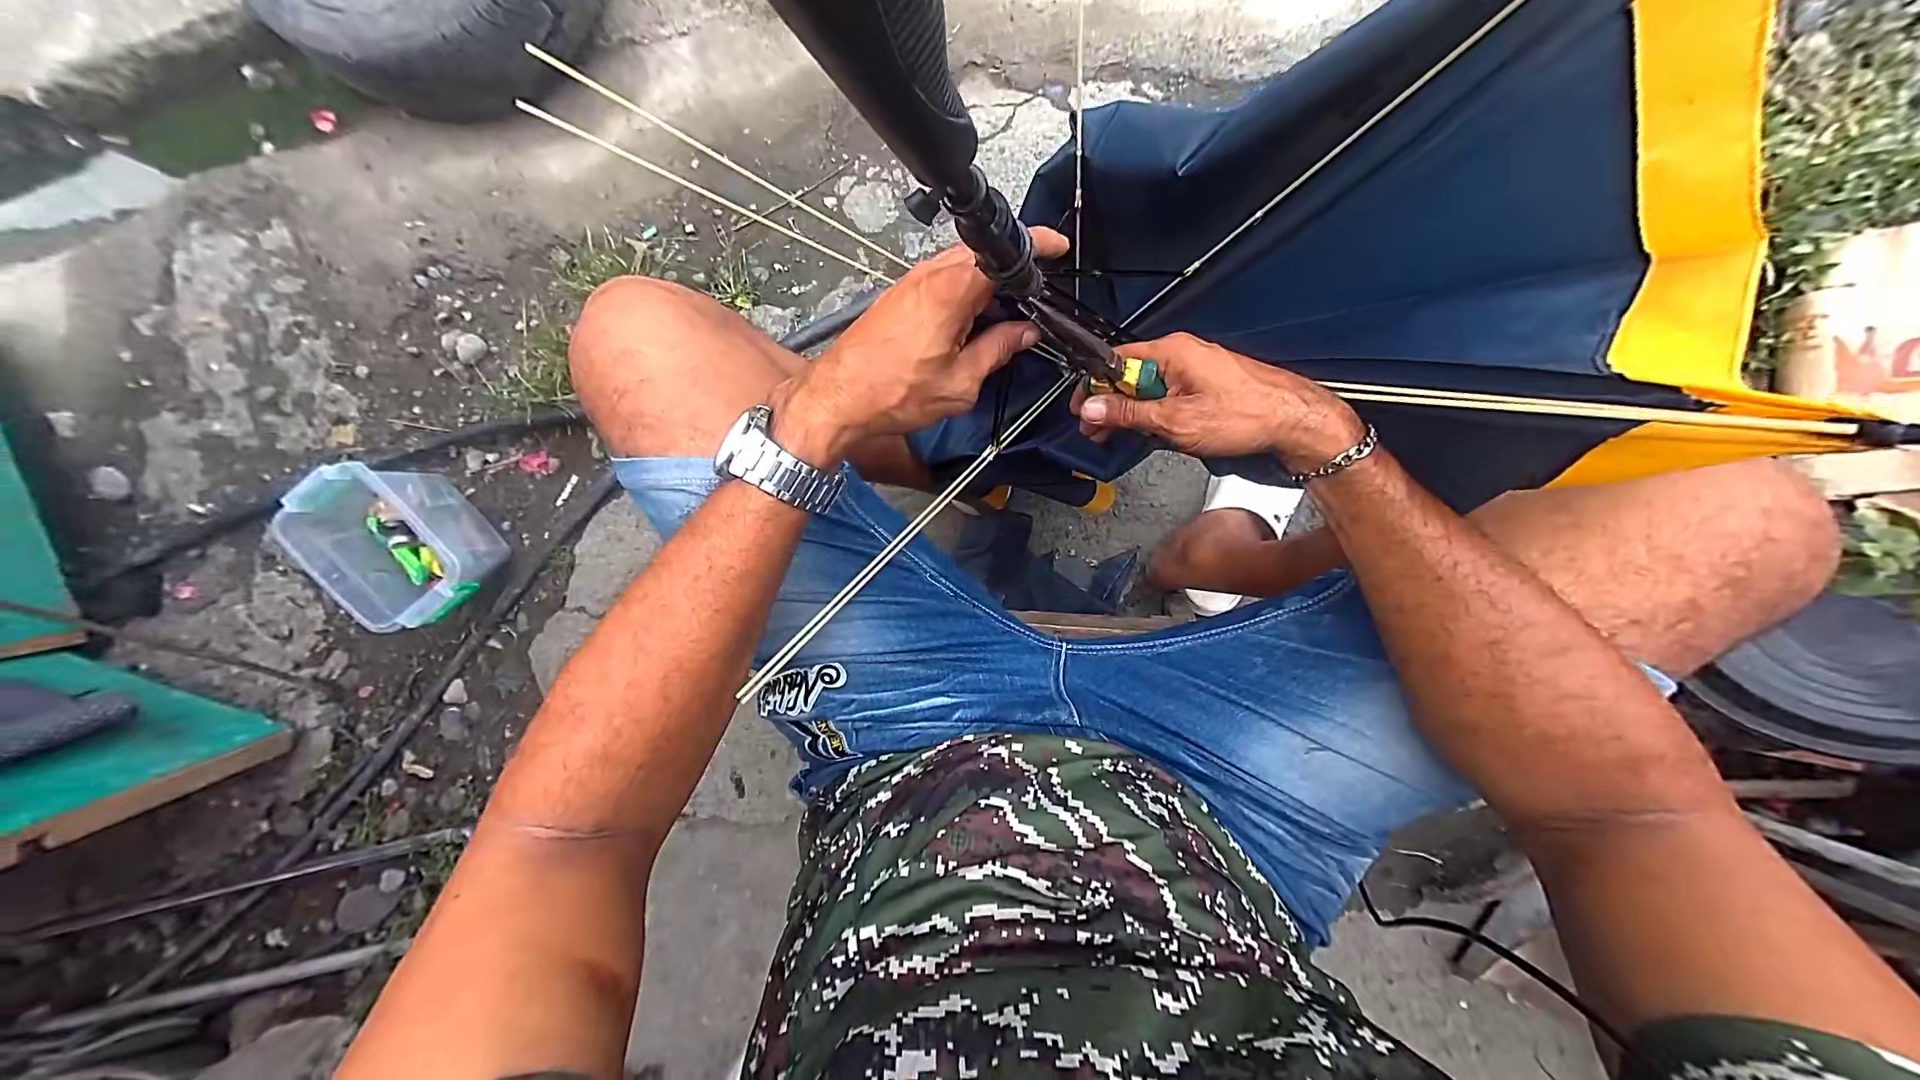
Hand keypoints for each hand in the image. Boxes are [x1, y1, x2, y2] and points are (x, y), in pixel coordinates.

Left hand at [770, 228, 1070, 464]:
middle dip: (1011, 276)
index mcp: (950, 291)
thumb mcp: (960, 383)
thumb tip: (1023, 334)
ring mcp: (911, 283)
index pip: (1003, 253)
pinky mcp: (899, 296)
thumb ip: (998, 351)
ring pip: (962, 270)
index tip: (1055, 249)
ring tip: (996, 323)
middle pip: (983, 258)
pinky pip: (942, 283)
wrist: (837, 399)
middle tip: (1029, 302)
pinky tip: (966, 328)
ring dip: (985, 290)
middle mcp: (929, 277)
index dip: (1036, 248)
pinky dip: (962, 297)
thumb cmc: (887, 393)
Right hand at [1072, 333, 1364, 472]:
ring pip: (1148, 388)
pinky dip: (1154, 413)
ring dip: (1131, 412)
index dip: (1094, 387)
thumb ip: (1128, 413)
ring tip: (1120, 435)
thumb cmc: (1247, 415)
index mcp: (1171, 352)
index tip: (1084, 408)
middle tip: (1097, 429)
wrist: (1293, 422)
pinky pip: (1167, 395)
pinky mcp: (1204, 385)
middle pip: (1129, 376)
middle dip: (1110, 404)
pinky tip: (1151, 433)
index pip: (1114, 361)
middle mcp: (1182, 354)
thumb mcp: (1175, 421)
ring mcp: (1194, 369)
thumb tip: (1095, 405)